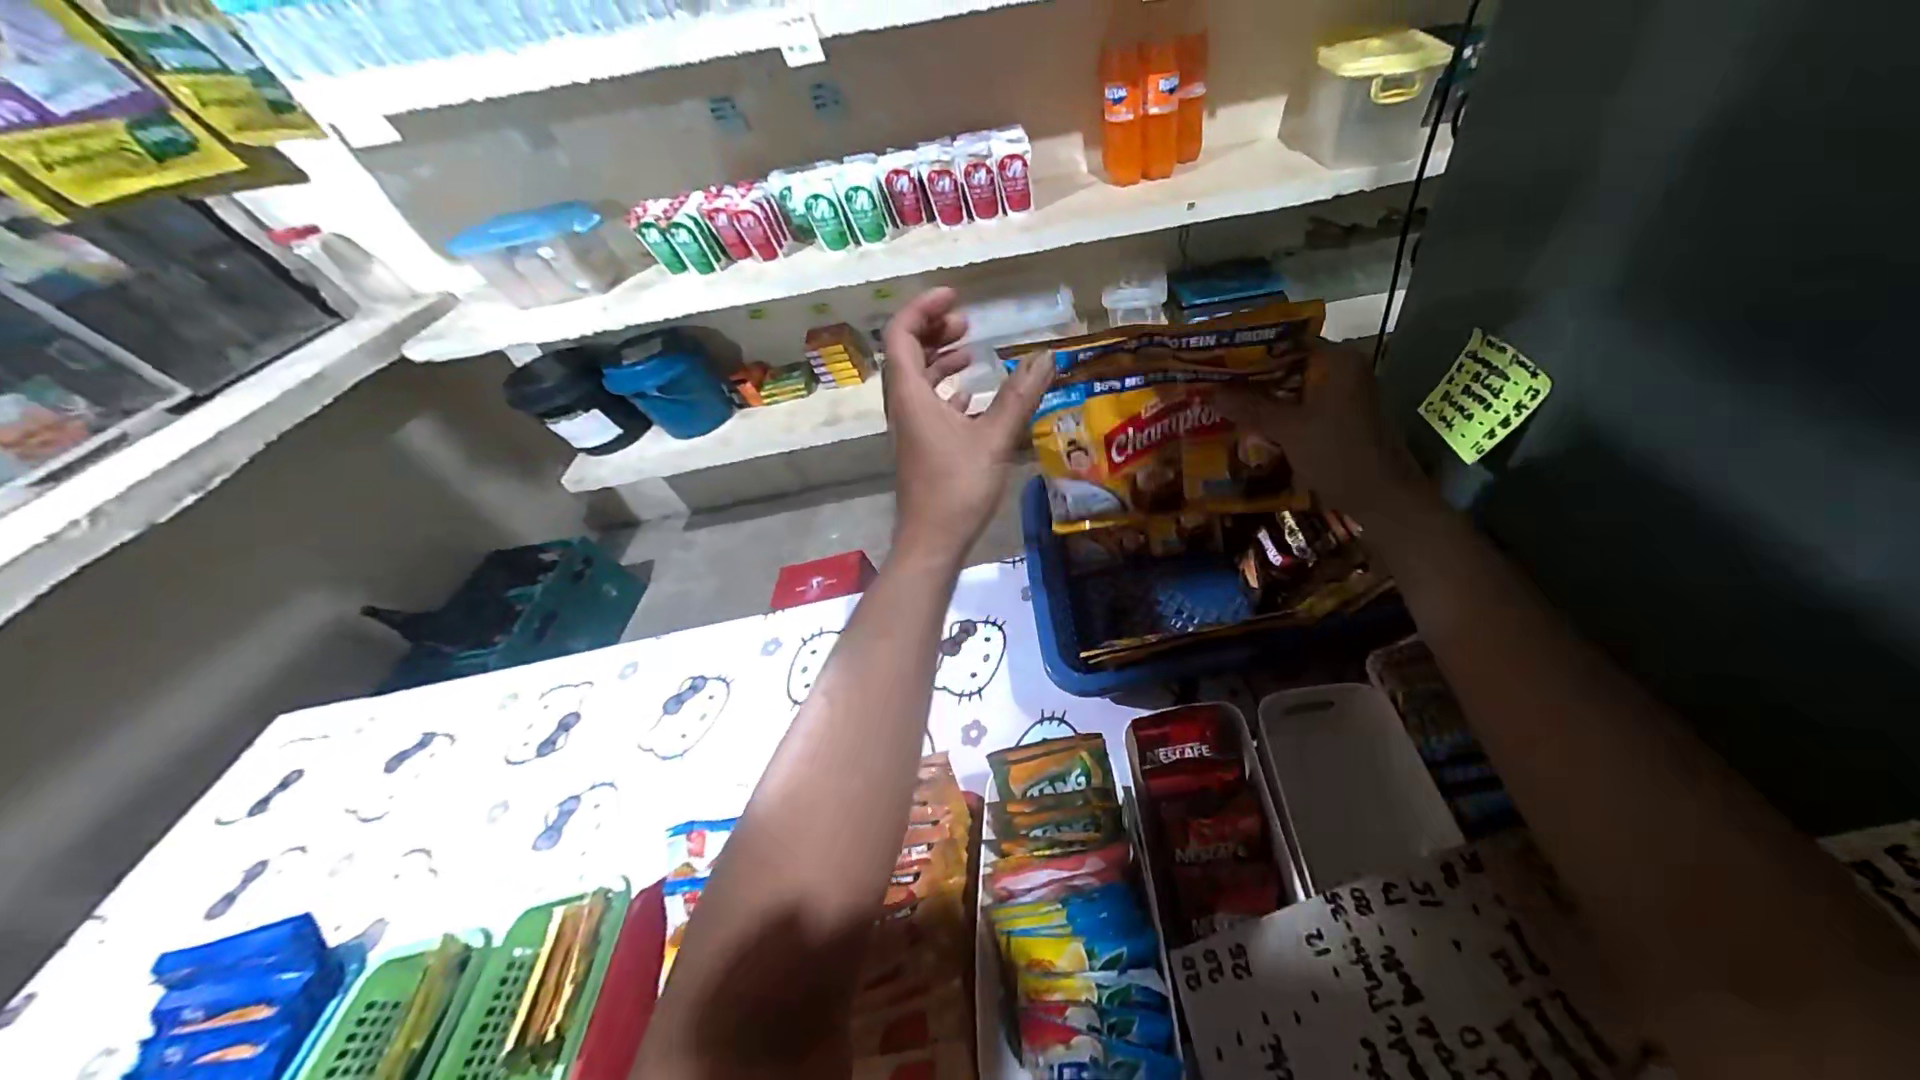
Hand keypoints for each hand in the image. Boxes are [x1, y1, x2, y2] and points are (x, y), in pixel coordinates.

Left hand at [883, 287, 1051, 564]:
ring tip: (971, 352)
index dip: (924, 308)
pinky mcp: (921, 447)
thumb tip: (1047, 357)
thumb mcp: (994, 439)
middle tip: (967, 323)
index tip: (956, 297)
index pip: (901, 335)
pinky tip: (972, 396)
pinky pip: (928, 405)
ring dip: (940, 360)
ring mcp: (910, 428)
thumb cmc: (957, 489)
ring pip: (917, 380)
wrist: (932, 542)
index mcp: (911, 396)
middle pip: (906, 353)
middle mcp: (904, 406)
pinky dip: (946, 391)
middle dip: (934, 330)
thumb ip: (1018, 396)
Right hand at [1222, 341, 1427, 521]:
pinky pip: (1301, 406)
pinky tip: (1248, 423)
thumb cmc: (1338, 455)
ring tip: (1222, 402)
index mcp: (1337, 360)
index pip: (1284, 341)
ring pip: (1292, 387)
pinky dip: (1277, 412)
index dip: (1247, 350)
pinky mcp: (1340, 417)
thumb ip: (1250, 406)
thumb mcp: (1288, 429)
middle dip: (1250, 376)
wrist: (1383, 498)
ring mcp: (1343, 394)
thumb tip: (1210, 391)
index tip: (1215, 359)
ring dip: (1261, 396)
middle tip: (1212, 383)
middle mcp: (1343, 369)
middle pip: (1287, 364)